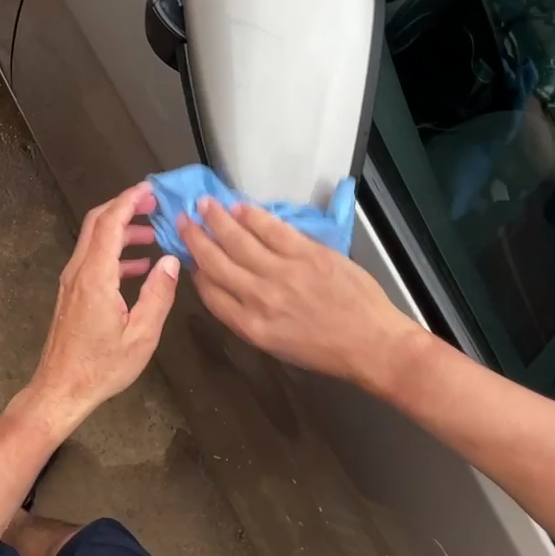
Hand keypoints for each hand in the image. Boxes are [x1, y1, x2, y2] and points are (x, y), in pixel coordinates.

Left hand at [24, 182, 180, 429]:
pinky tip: (139, 267)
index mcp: (96, 278)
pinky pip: (93, 260)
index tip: (150, 190)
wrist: (61, 389)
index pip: (109, 223)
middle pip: (97, 223)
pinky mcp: (72, 293)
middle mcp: (79, 272)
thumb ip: (158, 295)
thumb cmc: (101, 367)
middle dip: (124, 207)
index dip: (129, 201)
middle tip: (153, 203)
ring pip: (94, 240)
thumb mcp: (141, 336)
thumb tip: (171, 261)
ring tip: (153, 234)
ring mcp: (72, 282)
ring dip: (122, 231)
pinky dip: (115, 253)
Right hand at [179, 199, 429, 390]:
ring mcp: (282, 273)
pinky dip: (251, 216)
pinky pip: (271, 229)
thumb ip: (248, 316)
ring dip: (216, 219)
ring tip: (203, 204)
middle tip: (182, 220)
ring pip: (238, 240)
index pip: (210, 292)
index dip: (195, 271)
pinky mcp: (306, 254)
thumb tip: (232, 286)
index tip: (188, 256)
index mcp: (250, 326)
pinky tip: (238, 207)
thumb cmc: (326, 351)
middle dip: (194, 239)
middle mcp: (259, 297)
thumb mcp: (276, 344)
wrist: (372, 343)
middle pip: (215, 262)